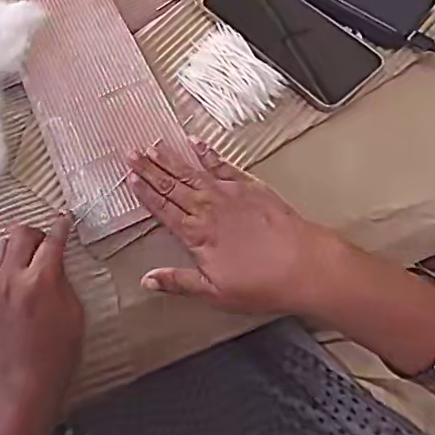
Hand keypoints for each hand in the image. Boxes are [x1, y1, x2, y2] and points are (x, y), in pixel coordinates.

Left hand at [0, 216, 83, 434]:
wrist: (20, 384)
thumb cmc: (56, 354)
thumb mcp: (74, 314)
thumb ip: (63, 279)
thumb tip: (56, 259)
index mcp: (40, 281)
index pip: (52, 240)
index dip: (61, 227)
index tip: (64, 220)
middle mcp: (12, 278)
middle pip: (21, 233)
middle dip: (37, 233)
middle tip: (46, 245)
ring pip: (2, 246)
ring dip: (18, 248)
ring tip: (29, 263)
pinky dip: (6, 268)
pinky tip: (16, 287)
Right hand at [129, 139, 366, 316]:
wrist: (305, 264)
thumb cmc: (262, 283)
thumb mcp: (215, 291)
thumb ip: (178, 281)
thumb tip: (147, 280)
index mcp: (195, 233)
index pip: (162, 208)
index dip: (144, 192)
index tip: (130, 178)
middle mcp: (206, 208)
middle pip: (171, 185)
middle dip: (148, 168)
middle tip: (131, 153)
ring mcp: (227, 193)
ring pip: (190, 171)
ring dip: (170, 158)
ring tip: (153, 145)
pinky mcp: (248, 186)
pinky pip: (221, 164)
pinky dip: (206, 153)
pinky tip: (195, 143)